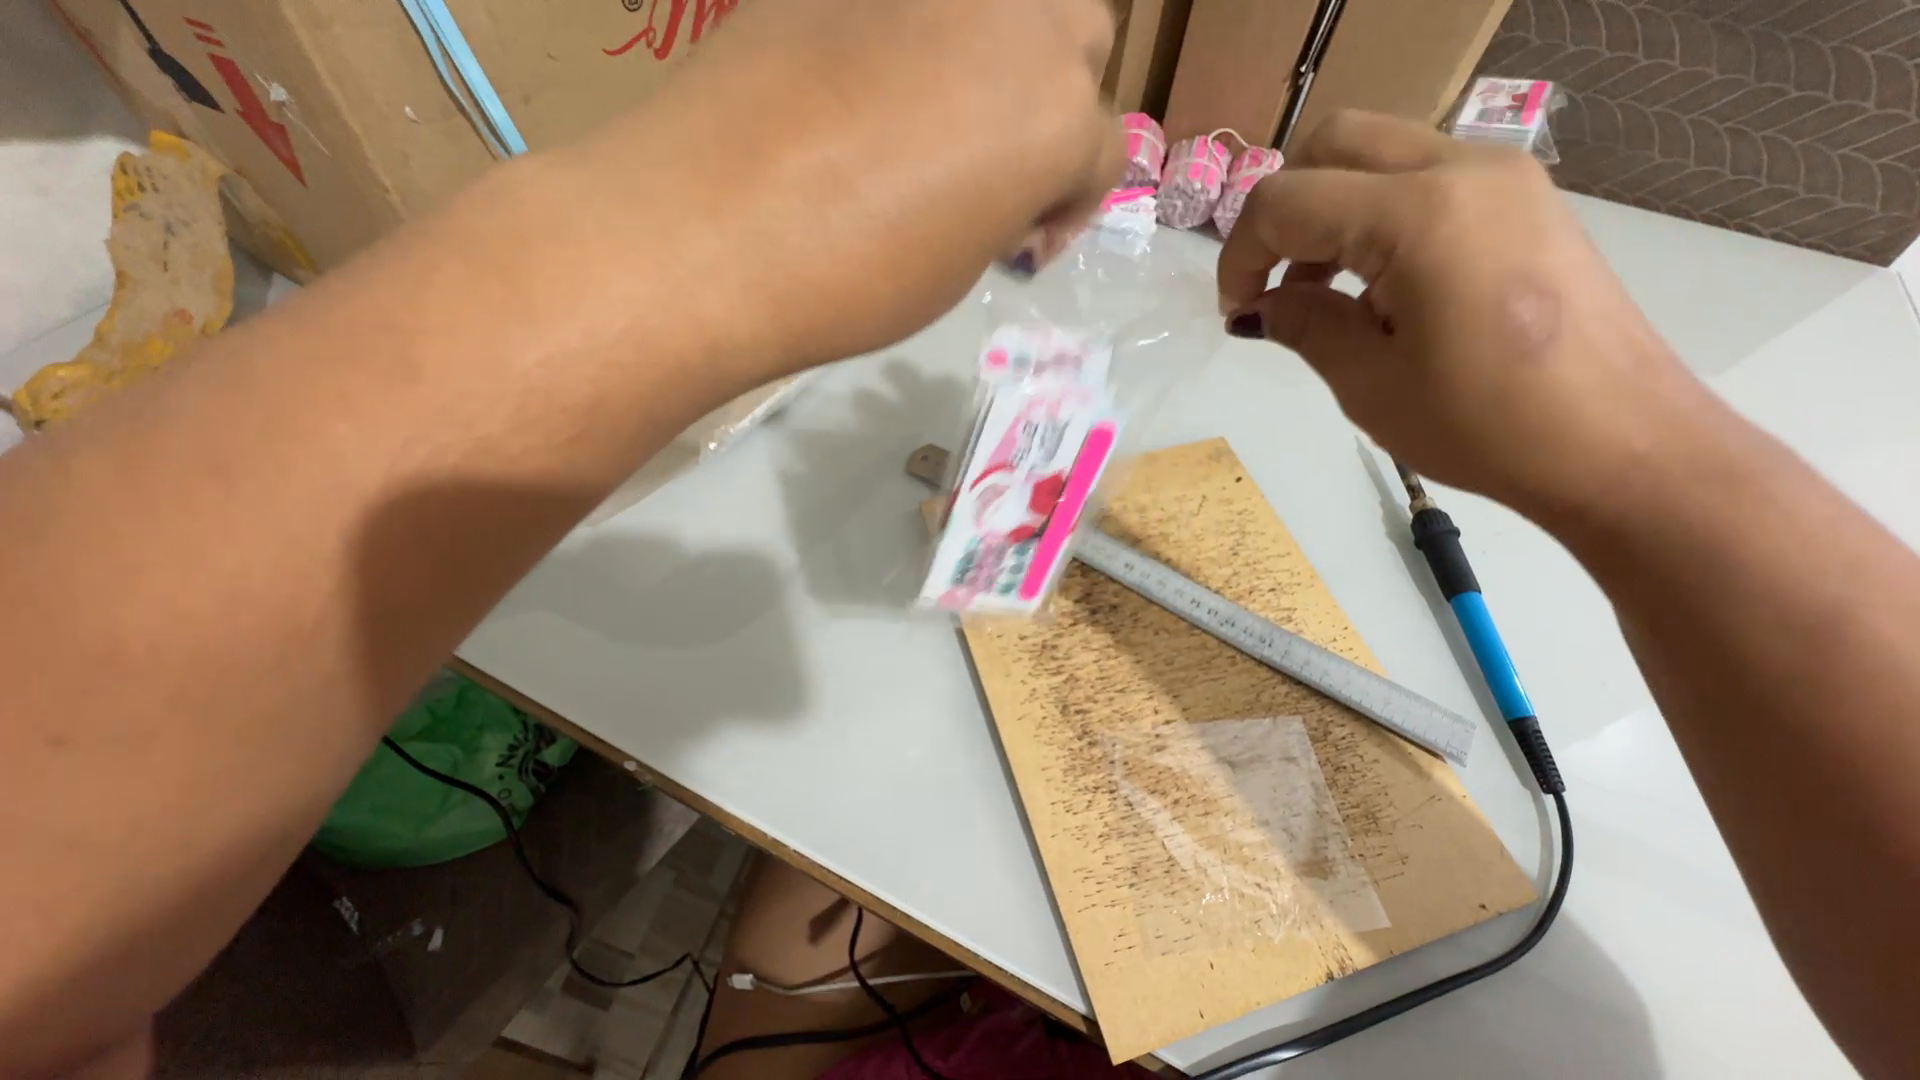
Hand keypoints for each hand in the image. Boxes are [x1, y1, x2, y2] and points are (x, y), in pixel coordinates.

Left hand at [573, 0, 1120, 382]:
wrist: (707, 231)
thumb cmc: (849, 279)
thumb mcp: (958, 267)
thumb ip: (1004, 204)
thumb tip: (998, 187)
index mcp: (1059, 117)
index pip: (1102, 151)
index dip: (1068, 205)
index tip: (1020, 243)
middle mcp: (1018, 21)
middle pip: (1079, 37)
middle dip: (1050, 100)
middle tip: (992, 159)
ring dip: (996, 47)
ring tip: (937, 107)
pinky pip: (912, 3)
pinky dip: (910, 34)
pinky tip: (863, 83)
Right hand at [1217, 111, 1706, 512]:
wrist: (1623, 445)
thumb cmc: (1487, 425)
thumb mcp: (1370, 383)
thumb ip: (1304, 324)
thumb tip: (1260, 304)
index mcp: (1419, 214)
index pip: (1287, 200)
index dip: (1242, 255)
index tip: (1239, 312)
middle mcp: (1463, 168)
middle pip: (1333, 143)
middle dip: (1282, 210)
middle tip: (1274, 284)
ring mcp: (1504, 176)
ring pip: (1380, 152)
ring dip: (1330, 209)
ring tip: (1324, 293)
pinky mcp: (1525, 199)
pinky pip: (1425, 176)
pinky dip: (1377, 213)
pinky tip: (1378, 285)